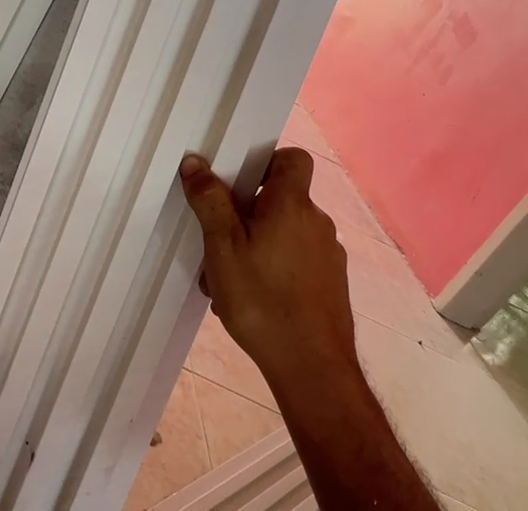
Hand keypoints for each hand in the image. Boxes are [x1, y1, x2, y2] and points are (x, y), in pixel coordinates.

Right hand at [178, 147, 358, 385]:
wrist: (312, 368)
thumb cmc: (261, 299)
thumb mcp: (221, 247)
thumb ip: (210, 201)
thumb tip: (196, 162)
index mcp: (292, 204)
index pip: (292, 158)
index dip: (266, 162)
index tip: (237, 182)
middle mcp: (317, 222)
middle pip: (281, 199)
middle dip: (247, 212)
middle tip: (217, 239)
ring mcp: (328, 255)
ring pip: (285, 233)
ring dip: (256, 244)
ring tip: (227, 278)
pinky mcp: (331, 284)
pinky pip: (295, 261)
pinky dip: (273, 268)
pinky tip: (251, 298)